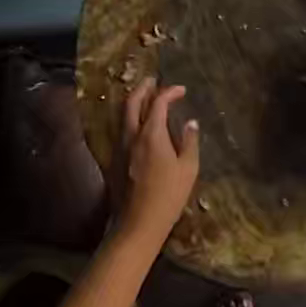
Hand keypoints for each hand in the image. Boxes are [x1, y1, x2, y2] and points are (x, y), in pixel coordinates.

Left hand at [116, 77, 198, 236]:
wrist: (137, 225)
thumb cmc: (168, 195)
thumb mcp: (188, 168)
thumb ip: (189, 141)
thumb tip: (190, 123)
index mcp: (151, 135)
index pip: (158, 103)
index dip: (169, 92)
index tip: (182, 90)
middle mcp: (132, 137)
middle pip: (132, 104)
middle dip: (143, 89)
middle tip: (153, 81)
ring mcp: (120, 149)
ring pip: (123, 116)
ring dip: (134, 102)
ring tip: (146, 97)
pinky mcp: (115, 161)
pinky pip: (121, 130)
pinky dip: (130, 119)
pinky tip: (139, 124)